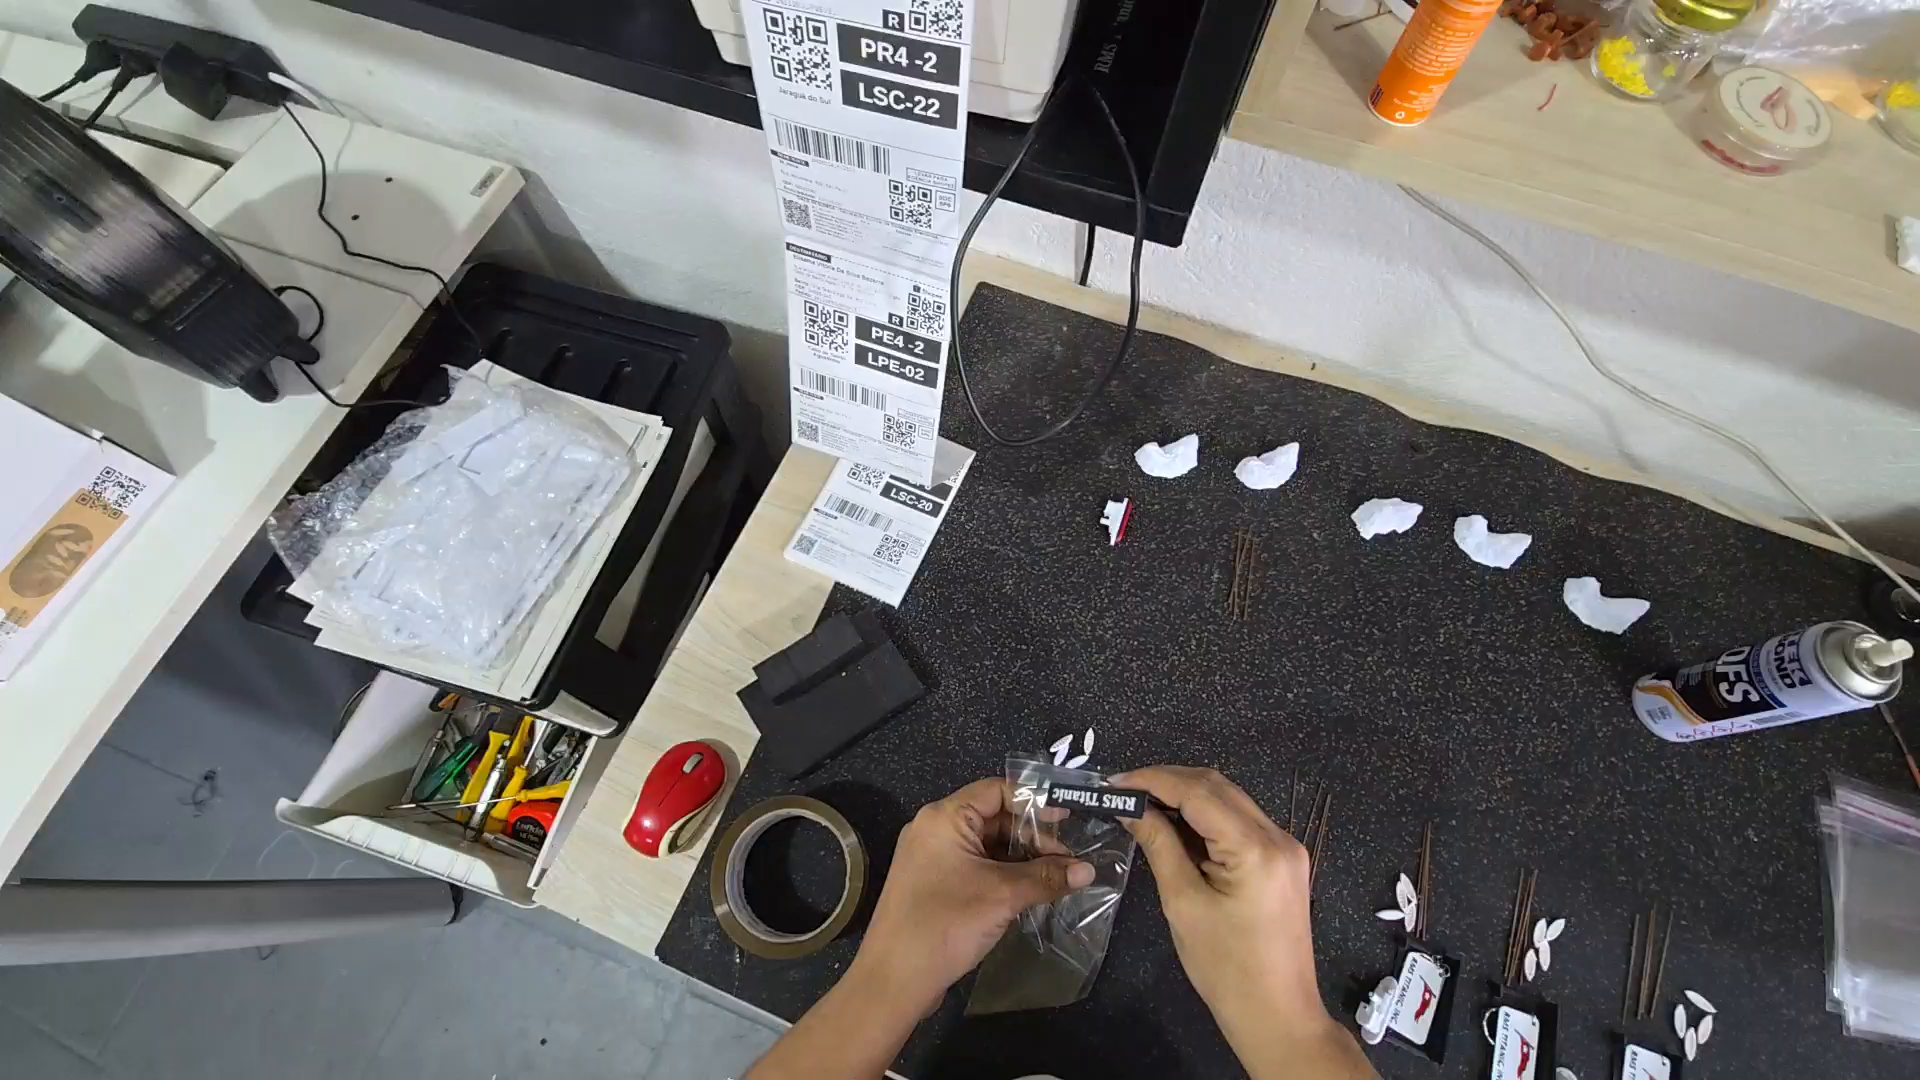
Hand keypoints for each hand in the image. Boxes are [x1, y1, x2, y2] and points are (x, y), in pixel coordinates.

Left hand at [851, 777, 1094, 1013]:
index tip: (1067, 819)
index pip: (996, 790)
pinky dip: (1001, 872)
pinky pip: (973, 864)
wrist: (892, 980)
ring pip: (985, 844)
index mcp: (945, 816)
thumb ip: (1046, 877)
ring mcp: (931, 856)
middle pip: (992, 817)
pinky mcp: (932, 882)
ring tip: (1054, 876)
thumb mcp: (1002, 896)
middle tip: (1067, 858)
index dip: (1033, 801)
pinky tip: (1027, 890)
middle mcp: (934, 827)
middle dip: (1031, 836)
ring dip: (1019, 857)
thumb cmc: (946, 924)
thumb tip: (1089, 871)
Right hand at [1112, 766, 1337, 1056]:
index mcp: (1256, 849)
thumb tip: (1129, 808)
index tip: (1114, 782)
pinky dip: (1204, 813)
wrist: (1279, 1019)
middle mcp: (1278, 837)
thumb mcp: (1183, 903)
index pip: (1198, 792)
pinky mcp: (1282, 858)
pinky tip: (1174, 822)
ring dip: (1184, 794)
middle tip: (1124, 790)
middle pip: (1215, 786)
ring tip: (1142, 802)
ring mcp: (1285, 846)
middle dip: (1167, 781)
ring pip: (1227, 797)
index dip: (1153, 780)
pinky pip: (1238, 818)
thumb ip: (1158, 845)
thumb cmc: (1226, 968)